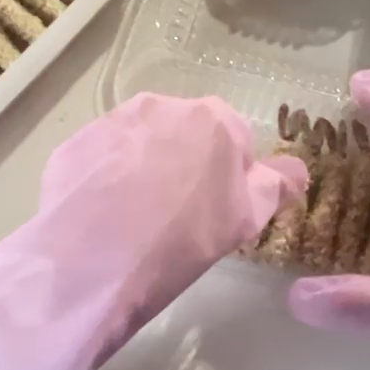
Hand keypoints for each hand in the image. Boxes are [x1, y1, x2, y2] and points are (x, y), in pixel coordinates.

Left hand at [0, 95, 308, 369]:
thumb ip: (277, 185)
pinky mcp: (73, 146)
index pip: (236, 139)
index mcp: (213, 118)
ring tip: (136, 219)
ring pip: (142, 143)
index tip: (218, 211)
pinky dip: (106, 180)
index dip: (231, 177)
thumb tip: (297, 170)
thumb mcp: (247, 220)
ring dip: (146, 168)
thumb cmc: (183, 240)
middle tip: (178, 216)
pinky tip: (104, 217)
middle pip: (187, 134)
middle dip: (188, 165)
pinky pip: (101, 159)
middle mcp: (161, 106)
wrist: (93, 263)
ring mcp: (111, 123)